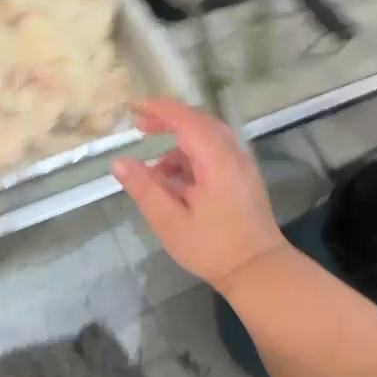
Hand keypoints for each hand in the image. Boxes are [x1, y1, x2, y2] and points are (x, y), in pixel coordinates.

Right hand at [112, 98, 288, 289]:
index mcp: (215, 160)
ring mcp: (241, 166)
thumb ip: (144, 188)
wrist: (257, 269)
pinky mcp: (242, 178)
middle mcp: (232, 155)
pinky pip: (214, 153)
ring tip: (153, 167)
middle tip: (139, 126)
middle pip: (200, 122)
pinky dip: (190, 156)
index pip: (186, 120)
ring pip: (208, 137)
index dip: (159, 109)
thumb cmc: (211, 247)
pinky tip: (173, 180)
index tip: (133, 107)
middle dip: (168, 119)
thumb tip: (119, 162)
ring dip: (178, 141)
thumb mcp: (168, 220)